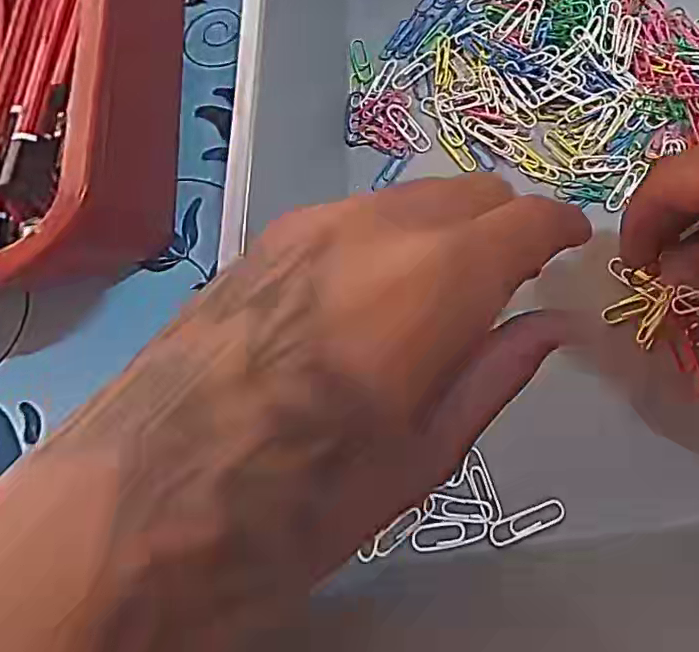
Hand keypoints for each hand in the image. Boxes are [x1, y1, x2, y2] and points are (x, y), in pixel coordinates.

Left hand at [0, 175, 588, 651]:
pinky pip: (366, 209)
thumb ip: (499, 370)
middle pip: (476, 189)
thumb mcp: (423, 454)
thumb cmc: (295, 502)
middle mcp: (381, 225)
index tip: (575, 245)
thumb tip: (553, 322)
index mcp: (434, 277)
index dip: (562, 226)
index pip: (527, 218)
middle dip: (510, 222)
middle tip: (514, 278)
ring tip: (445, 289)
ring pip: (421, 194)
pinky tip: (376, 292)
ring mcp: (319, 219)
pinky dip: (400, 231)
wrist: (124, 509)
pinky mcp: (274, 232)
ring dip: (454, 225)